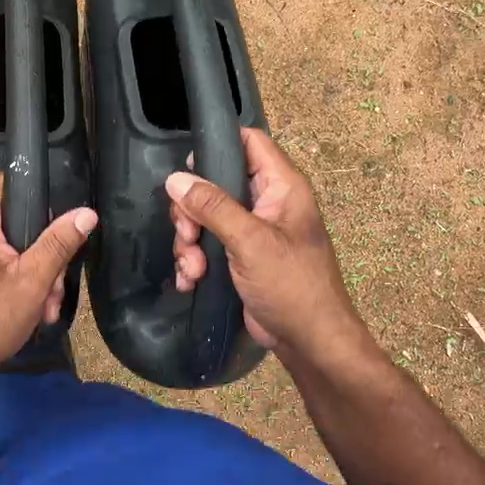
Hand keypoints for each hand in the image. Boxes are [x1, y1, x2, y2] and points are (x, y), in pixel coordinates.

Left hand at [0, 173, 96, 385]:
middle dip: (43, 250)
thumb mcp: (35, 279)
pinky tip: (37, 307)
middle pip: (14, 219)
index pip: (2, 182)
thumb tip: (86, 214)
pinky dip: (22, 280)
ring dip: (38, 272)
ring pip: (13, 245)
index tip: (54, 214)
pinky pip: (2, 262)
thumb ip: (59, 243)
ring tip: (48, 303)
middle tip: (56, 280)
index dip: (31, 191)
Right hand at [165, 128, 360, 353]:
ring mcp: (251, 232)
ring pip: (204, 218)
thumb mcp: (250, 241)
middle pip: (215, 184)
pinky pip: (206, 246)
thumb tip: (175, 179)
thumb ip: (213, 207)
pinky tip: (191, 281)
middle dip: (192, 211)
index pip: (249, 142)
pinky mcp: (239, 258)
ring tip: (193, 269)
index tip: (187, 165)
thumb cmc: (292, 285)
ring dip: (190, 243)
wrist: (310, 342)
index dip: (218, 145)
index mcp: (282, 187)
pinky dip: (194, 262)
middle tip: (187, 233)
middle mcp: (266, 203)